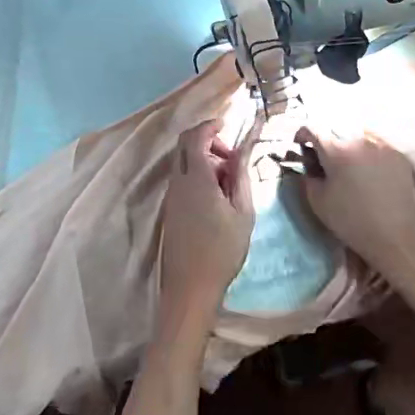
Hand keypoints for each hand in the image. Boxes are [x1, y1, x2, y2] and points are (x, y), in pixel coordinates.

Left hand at [157, 119, 255, 318]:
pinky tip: (216, 196)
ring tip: (228, 181)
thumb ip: (241, 174)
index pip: (195, 137)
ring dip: (203, 158)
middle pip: (184, 144)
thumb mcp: (243, 211)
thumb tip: (244, 145)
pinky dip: (197, 173)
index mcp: (197, 179)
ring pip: (183, 161)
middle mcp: (178, 182)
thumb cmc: (223, 250)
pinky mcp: (170, 209)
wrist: (190, 289)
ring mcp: (171, 196)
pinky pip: (181, 177)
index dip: (210, 125)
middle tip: (230, 156)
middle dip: (207, 140)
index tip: (227, 125)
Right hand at [298, 124, 414, 284]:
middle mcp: (359, 138)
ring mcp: (382, 144)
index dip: (302, 134)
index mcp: (336, 149)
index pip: (313, 128)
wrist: (396, 237)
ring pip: (357, 131)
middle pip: (336, 126)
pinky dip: (366, 147)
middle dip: (324, 136)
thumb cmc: (352, 222)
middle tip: (321, 153)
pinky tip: (367, 164)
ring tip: (345, 157)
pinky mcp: (399, 153)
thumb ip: (307, 177)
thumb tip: (306, 164)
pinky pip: (377, 142)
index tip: (299, 144)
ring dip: (346, 139)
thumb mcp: (318, 202)